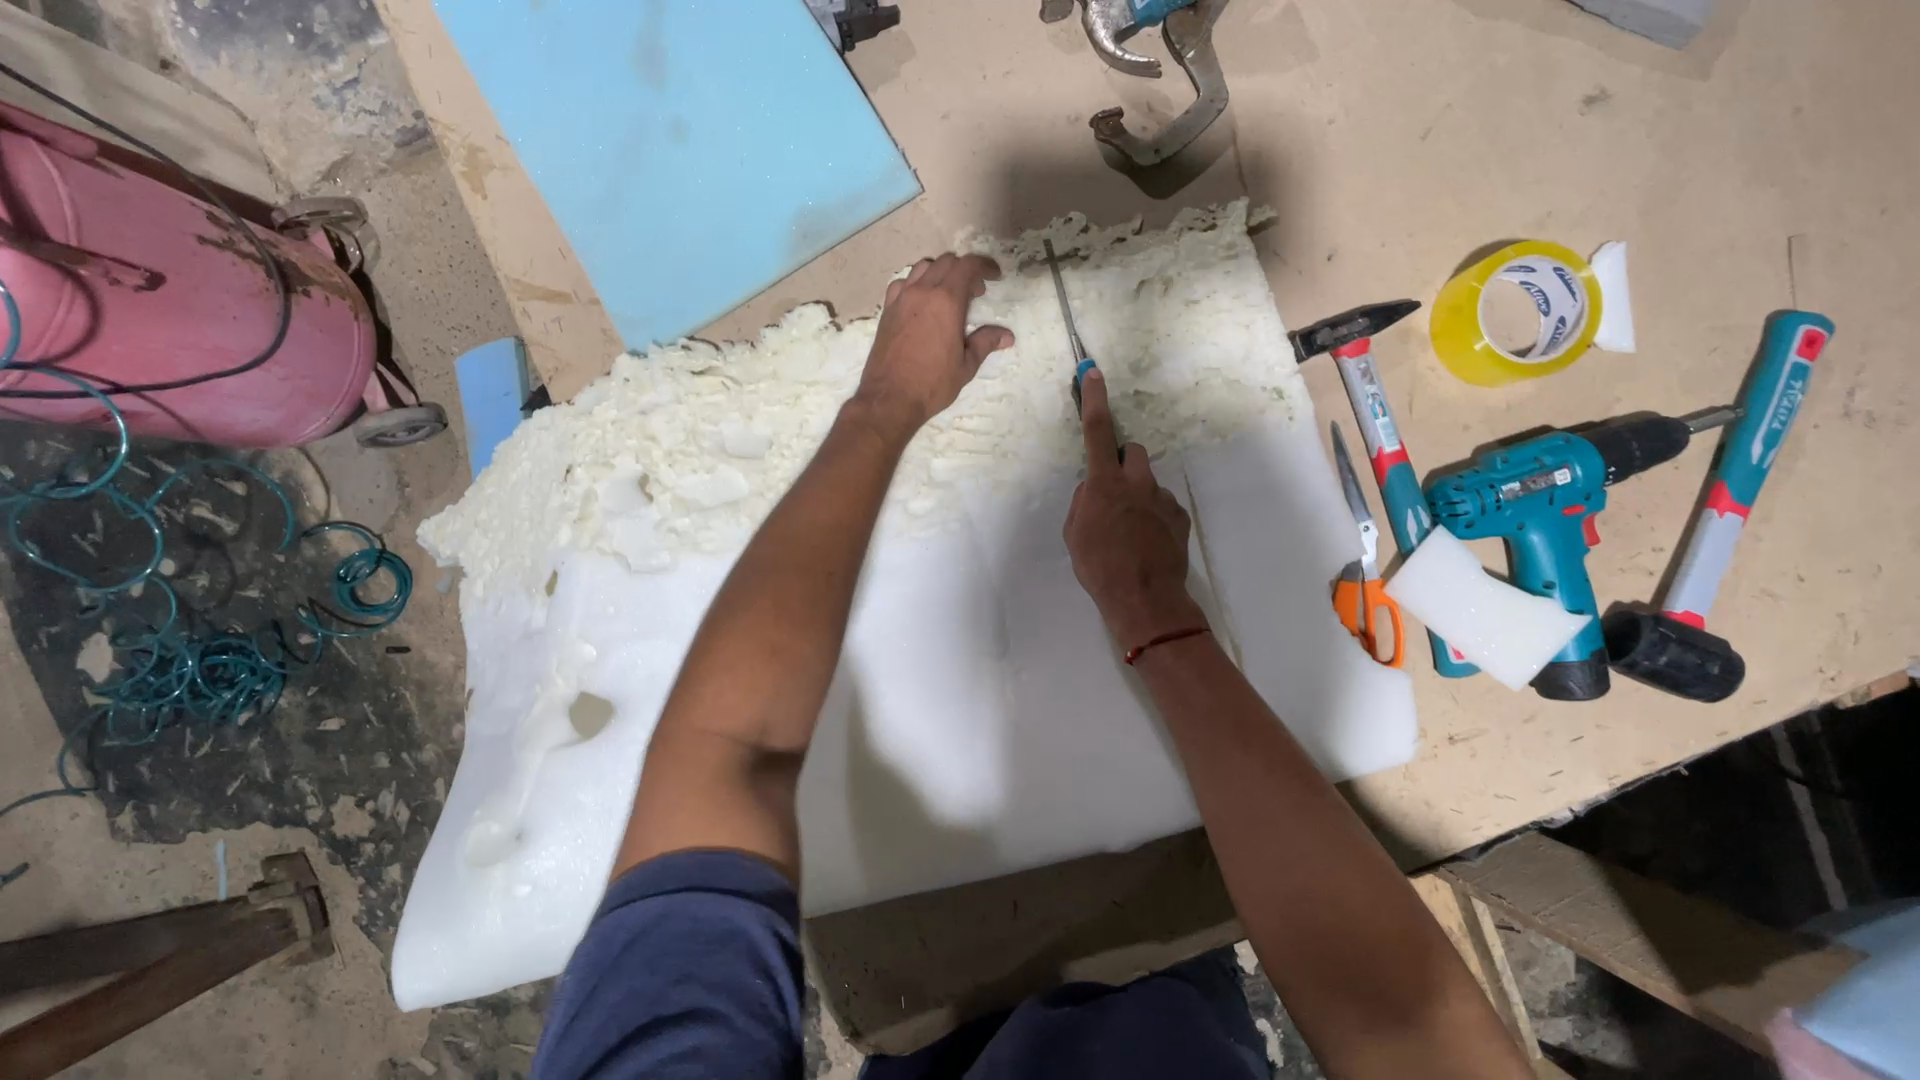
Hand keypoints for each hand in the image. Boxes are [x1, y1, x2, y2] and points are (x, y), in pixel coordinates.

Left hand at [848, 254, 1013, 441]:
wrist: (890, 398)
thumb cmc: (932, 384)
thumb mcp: (966, 365)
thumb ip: (986, 343)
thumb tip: (1007, 336)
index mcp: (946, 301)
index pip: (968, 266)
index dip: (985, 265)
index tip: (994, 276)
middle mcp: (922, 292)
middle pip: (947, 262)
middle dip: (965, 270)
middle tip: (975, 292)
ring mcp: (901, 298)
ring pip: (923, 267)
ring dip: (940, 272)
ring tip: (948, 294)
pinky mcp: (887, 309)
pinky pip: (902, 282)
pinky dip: (916, 283)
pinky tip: (921, 302)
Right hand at [1063, 369, 1208, 648]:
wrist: (1143, 598)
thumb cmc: (1099, 567)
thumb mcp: (1074, 534)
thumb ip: (1083, 504)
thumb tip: (1092, 491)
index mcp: (1104, 484)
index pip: (1097, 432)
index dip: (1094, 400)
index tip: (1093, 372)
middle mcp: (1136, 482)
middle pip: (1132, 452)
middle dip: (1122, 463)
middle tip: (1113, 491)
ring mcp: (1161, 498)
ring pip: (1148, 482)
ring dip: (1138, 494)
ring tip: (1131, 528)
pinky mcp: (1179, 516)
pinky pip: (1163, 505)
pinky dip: (1154, 517)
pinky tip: (1148, 542)